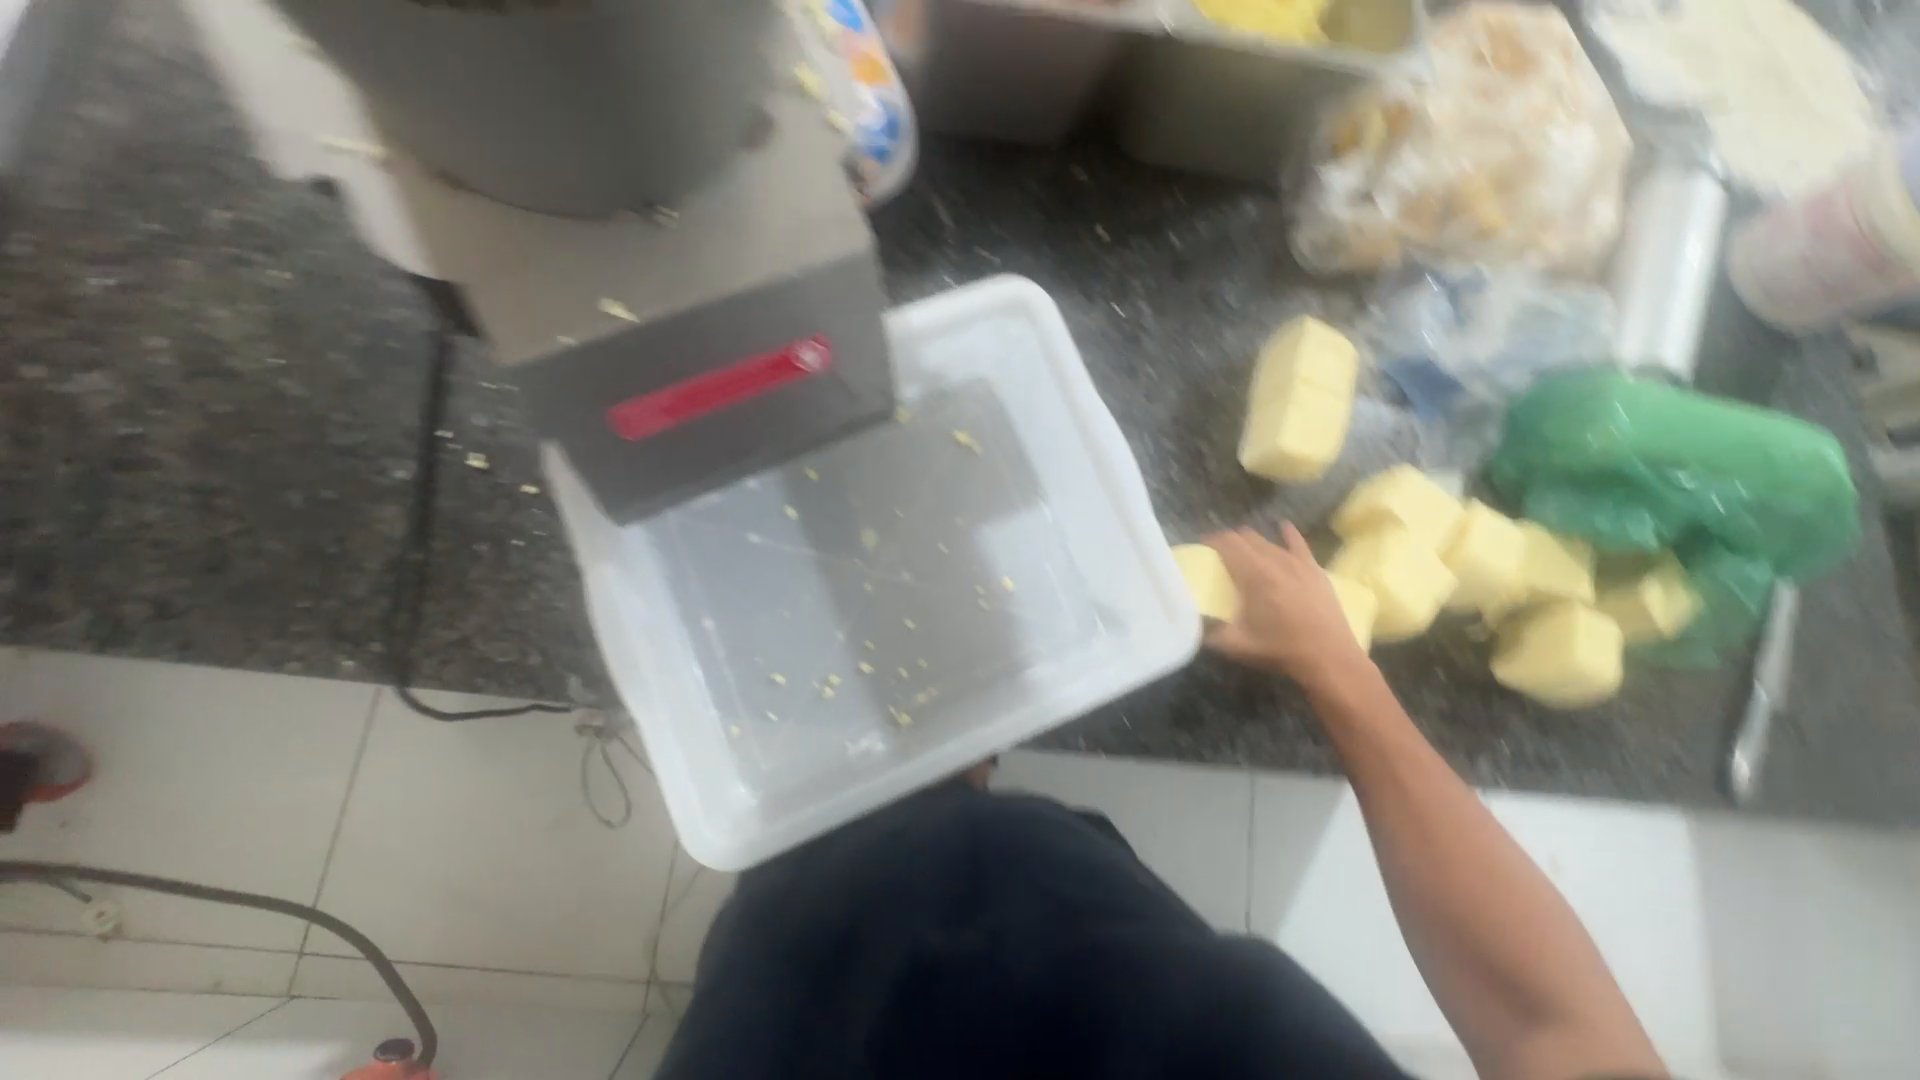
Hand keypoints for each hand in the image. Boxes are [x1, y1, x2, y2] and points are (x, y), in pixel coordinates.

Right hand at [1202, 525, 1372, 690]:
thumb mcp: (1237, 645)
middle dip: (1229, 541)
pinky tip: (1283, 527)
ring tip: (1243, 553)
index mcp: (1254, 575)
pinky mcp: (1315, 570)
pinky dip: (1288, 534)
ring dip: (1252, 543)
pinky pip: (1299, 544)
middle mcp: (1275, 561)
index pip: (1228, 543)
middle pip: (1247, 537)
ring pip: (1269, 541)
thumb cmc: (1281, 650)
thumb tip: (1193, 621)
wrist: (1329, 658)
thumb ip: (1209, 631)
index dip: (1212, 540)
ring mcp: (1298, 563)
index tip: (1201, 546)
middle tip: (1218, 554)